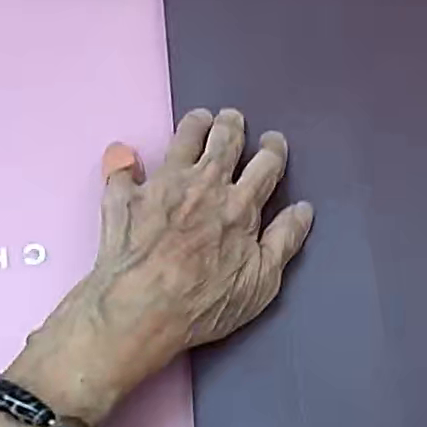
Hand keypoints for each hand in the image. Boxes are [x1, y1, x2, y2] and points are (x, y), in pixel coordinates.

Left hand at [11, 108, 313, 421]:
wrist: (142, 308)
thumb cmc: (207, 302)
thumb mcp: (262, 282)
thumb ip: (284, 241)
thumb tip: (303, 209)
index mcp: (241, 204)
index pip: (266, 165)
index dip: (273, 149)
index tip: (274, 142)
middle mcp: (204, 184)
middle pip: (224, 140)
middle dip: (232, 125)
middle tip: (233, 119)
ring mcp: (162, 184)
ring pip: (182, 139)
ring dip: (194, 125)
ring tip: (199, 119)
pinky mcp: (125, 195)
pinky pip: (122, 167)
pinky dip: (125, 161)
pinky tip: (126, 157)